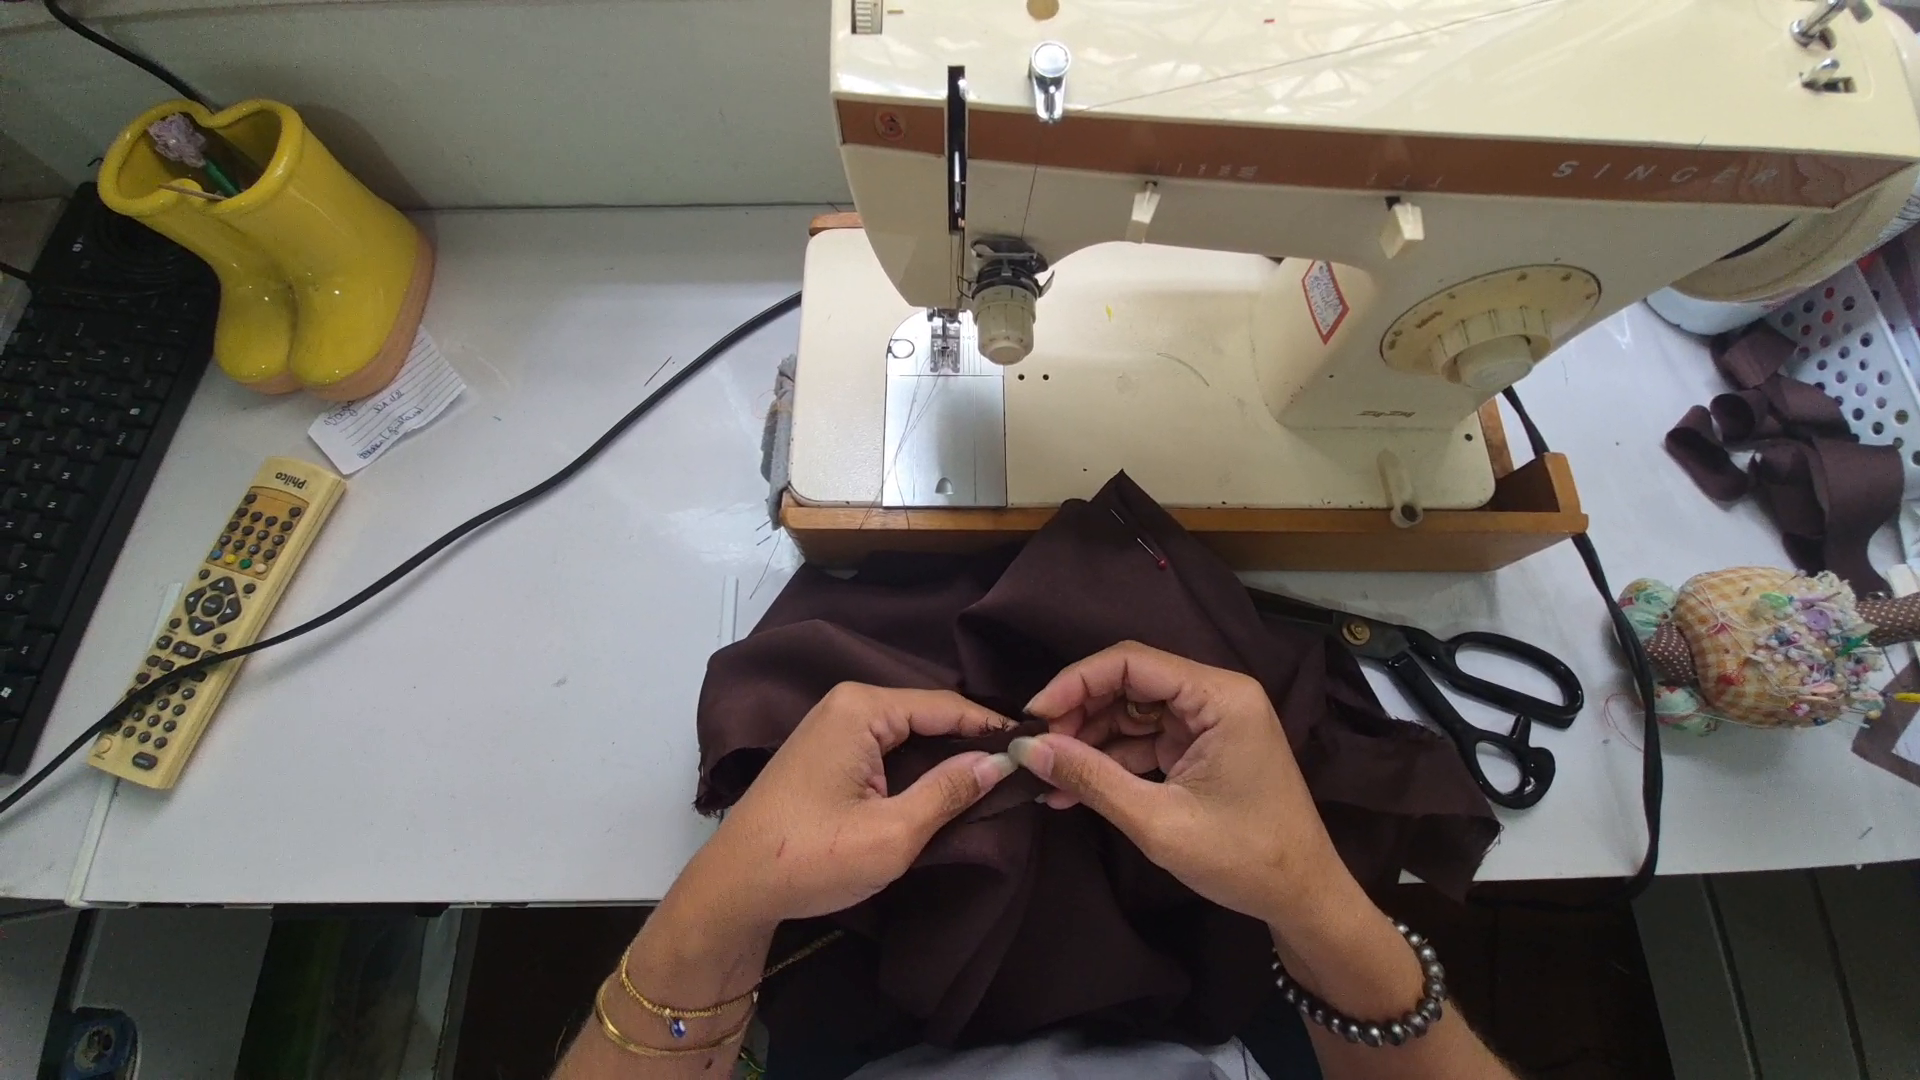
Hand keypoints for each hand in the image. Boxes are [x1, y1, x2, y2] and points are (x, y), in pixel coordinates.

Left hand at [676, 684, 1016, 931]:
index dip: (990, 725)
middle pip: (926, 713)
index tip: (1032, 743)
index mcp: (861, 708)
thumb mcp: (891, 834)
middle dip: (969, 737)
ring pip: (908, 729)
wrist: (733, 887)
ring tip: (992, 773)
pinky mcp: (828, 748)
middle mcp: (846, 702)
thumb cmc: (810, 858)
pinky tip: (943, 781)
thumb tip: (999, 763)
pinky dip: (918, 761)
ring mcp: (833, 723)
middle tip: (1017, 763)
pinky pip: (887, 743)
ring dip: (944, 751)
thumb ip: (948, 792)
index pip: (944, 706)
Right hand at [1008, 642, 1353, 928]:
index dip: (1075, 682)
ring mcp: (1207, 718)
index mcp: (1219, 696)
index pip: (1131, 662)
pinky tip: (1074, 787)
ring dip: (1088, 739)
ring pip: (1130, 708)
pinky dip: (1110, 759)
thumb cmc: (1243, 860)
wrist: (1305, 902)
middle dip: (1079, 713)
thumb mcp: (1158, 822)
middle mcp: (1215, 694)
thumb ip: (1090, 778)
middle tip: (1038, 749)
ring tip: (1048, 775)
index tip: (1033, 717)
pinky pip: (1143, 736)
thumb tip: (1027, 749)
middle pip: (1128, 681)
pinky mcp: (1200, 743)